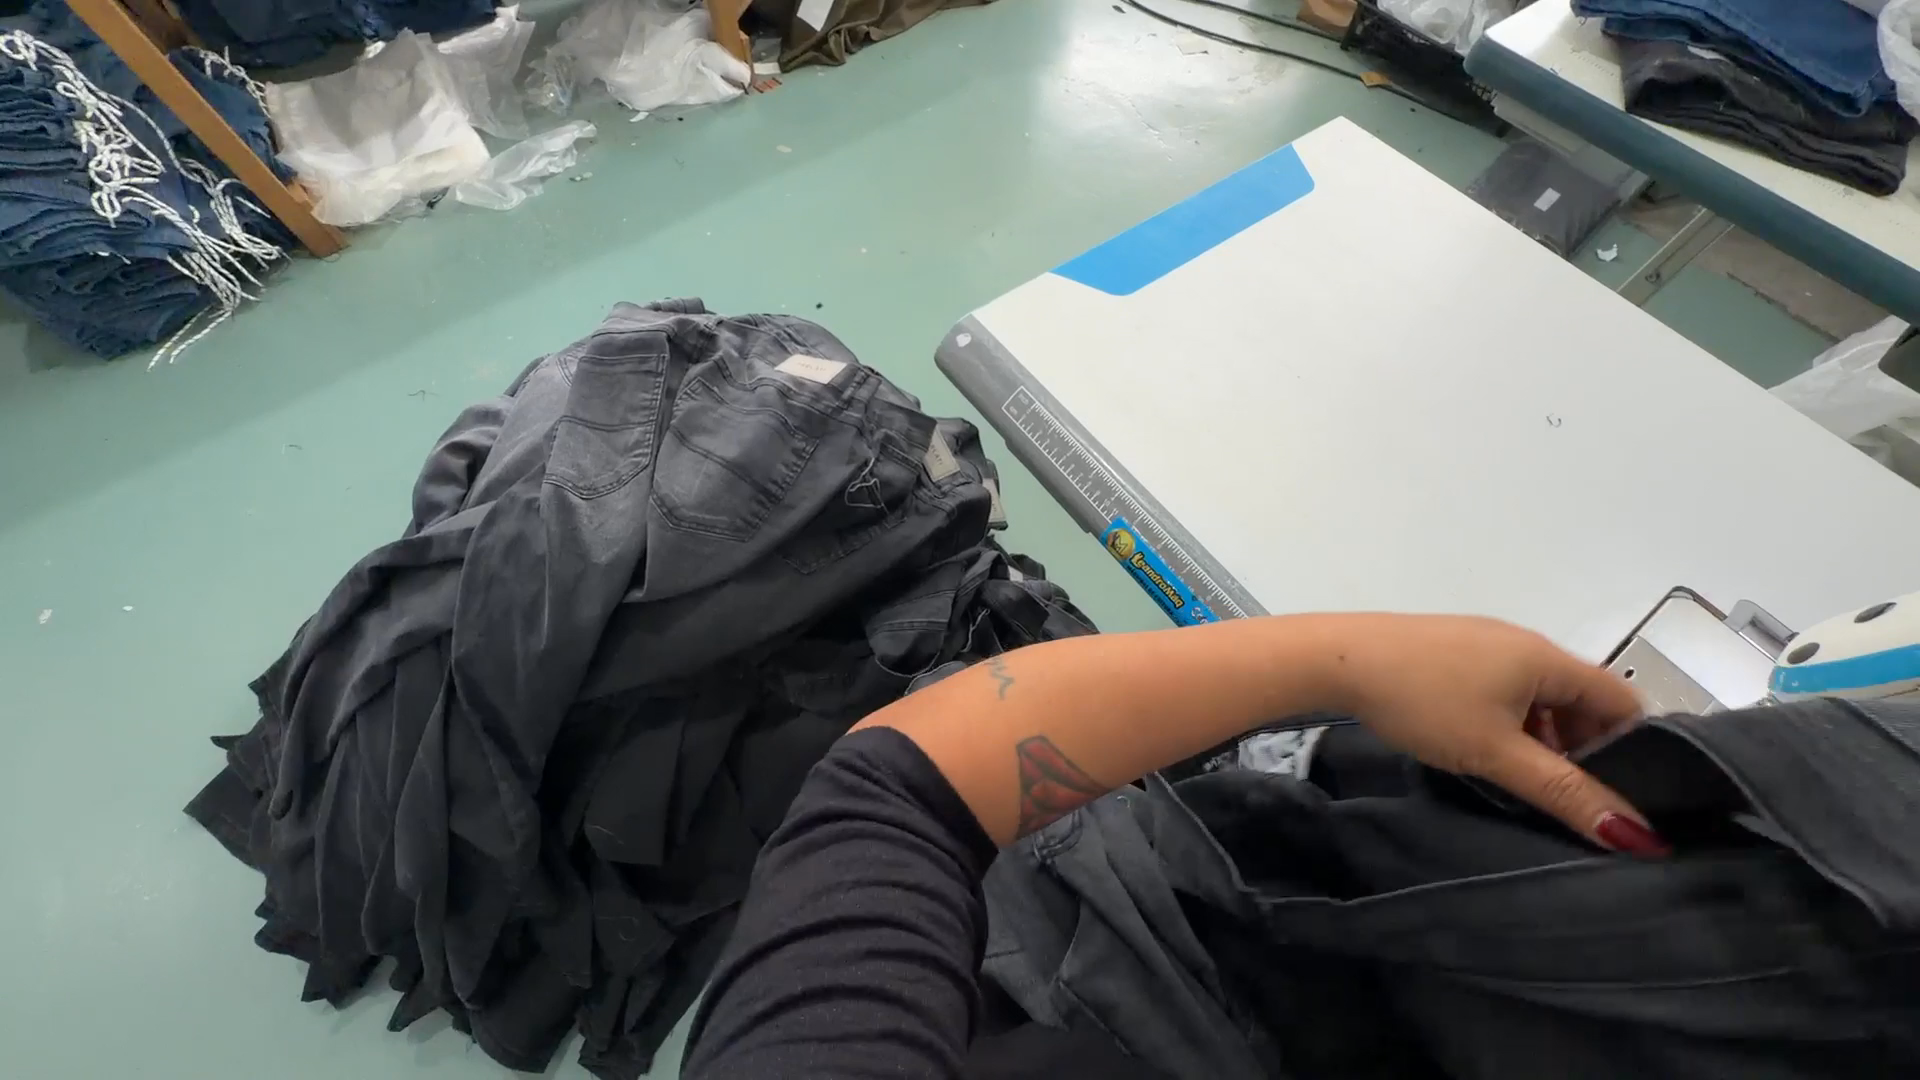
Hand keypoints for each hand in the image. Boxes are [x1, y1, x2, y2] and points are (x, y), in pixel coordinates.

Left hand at [1321, 614, 1666, 855]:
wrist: (1334, 658)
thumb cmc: (1421, 702)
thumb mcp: (1495, 752)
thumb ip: (1564, 792)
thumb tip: (1641, 837)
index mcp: (1546, 657)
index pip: (1624, 702)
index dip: (1635, 750)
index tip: (1618, 796)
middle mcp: (1519, 640)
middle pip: (1578, 697)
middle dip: (1579, 746)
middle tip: (1561, 793)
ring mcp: (1477, 639)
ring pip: (1532, 693)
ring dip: (1536, 734)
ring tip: (1515, 774)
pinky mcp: (1443, 646)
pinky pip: (1494, 683)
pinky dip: (1500, 715)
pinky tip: (1473, 743)